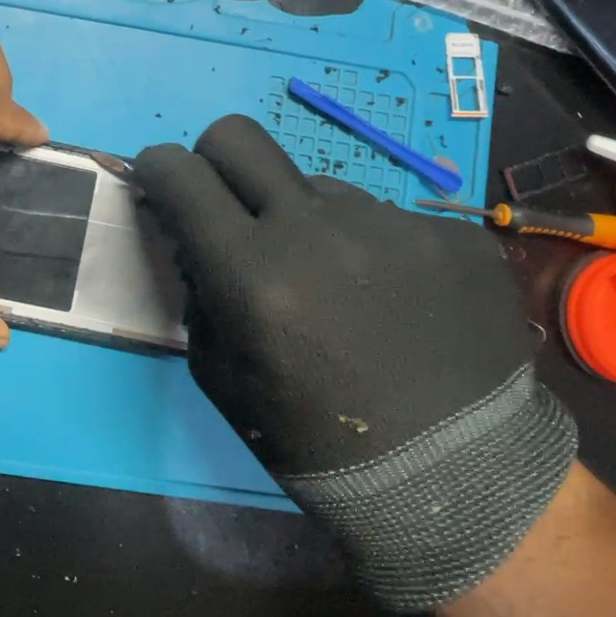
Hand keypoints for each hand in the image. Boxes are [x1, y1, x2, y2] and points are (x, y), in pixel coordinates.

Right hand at [135, 115, 576, 611]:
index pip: (180, 173)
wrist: (457, 480)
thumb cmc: (319, 444)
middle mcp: (318, 228)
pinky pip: (388, 220)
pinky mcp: (452, 234)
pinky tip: (400, 304)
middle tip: (232, 207)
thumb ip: (202, 298)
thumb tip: (202, 245)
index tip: (163, 183)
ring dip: (309, 223)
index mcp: (253, 271)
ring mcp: (392, 223)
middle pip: (239, 136)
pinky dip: (375, 251)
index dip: (159, 168)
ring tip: (342, 288)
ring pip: (319, 188)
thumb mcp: (224, 379)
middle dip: (216, 159)